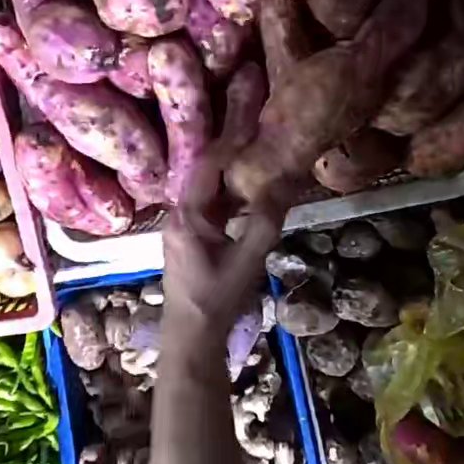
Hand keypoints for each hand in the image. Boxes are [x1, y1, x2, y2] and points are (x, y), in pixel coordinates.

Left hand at [161, 140, 291, 347]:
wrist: (191, 336)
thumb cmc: (216, 298)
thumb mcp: (247, 260)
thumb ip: (265, 222)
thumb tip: (284, 184)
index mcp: (188, 216)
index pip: (206, 166)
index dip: (230, 144)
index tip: (254, 127)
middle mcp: (179, 217)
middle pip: (205, 178)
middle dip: (233, 160)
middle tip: (262, 143)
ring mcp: (182, 231)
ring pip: (208, 195)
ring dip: (233, 182)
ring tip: (261, 166)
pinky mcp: (189, 243)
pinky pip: (210, 211)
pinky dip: (229, 202)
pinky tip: (249, 202)